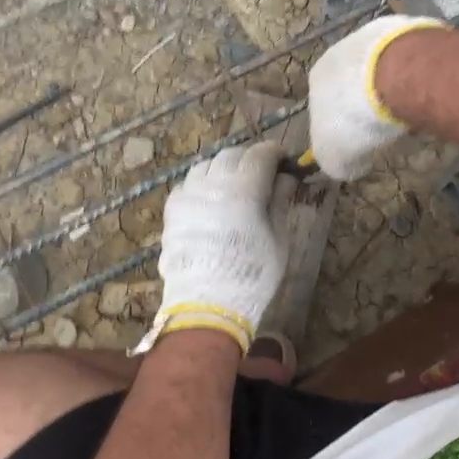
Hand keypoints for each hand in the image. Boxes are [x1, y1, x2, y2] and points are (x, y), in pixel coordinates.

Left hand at [133, 142, 286, 355]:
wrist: (207, 305)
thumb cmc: (252, 274)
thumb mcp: (278, 238)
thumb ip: (279, 201)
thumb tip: (285, 178)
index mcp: (245, 189)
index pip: (261, 155)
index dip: (275, 154)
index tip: (283, 161)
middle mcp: (214, 183)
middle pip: (232, 155)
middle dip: (248, 159)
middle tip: (260, 174)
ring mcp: (189, 195)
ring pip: (206, 166)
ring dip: (222, 169)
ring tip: (233, 186)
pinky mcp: (173, 210)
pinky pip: (188, 185)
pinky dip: (201, 186)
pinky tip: (209, 202)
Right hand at [306, 16, 446, 178]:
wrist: (392, 75)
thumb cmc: (355, 119)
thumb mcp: (337, 158)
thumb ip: (337, 162)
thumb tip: (350, 164)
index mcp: (318, 78)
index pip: (326, 105)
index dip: (344, 126)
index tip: (364, 142)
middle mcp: (339, 52)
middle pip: (354, 83)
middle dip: (370, 103)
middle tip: (390, 125)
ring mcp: (370, 35)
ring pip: (381, 67)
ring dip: (393, 85)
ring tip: (412, 107)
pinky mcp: (401, 28)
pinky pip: (406, 56)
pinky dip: (413, 71)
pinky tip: (424, 87)